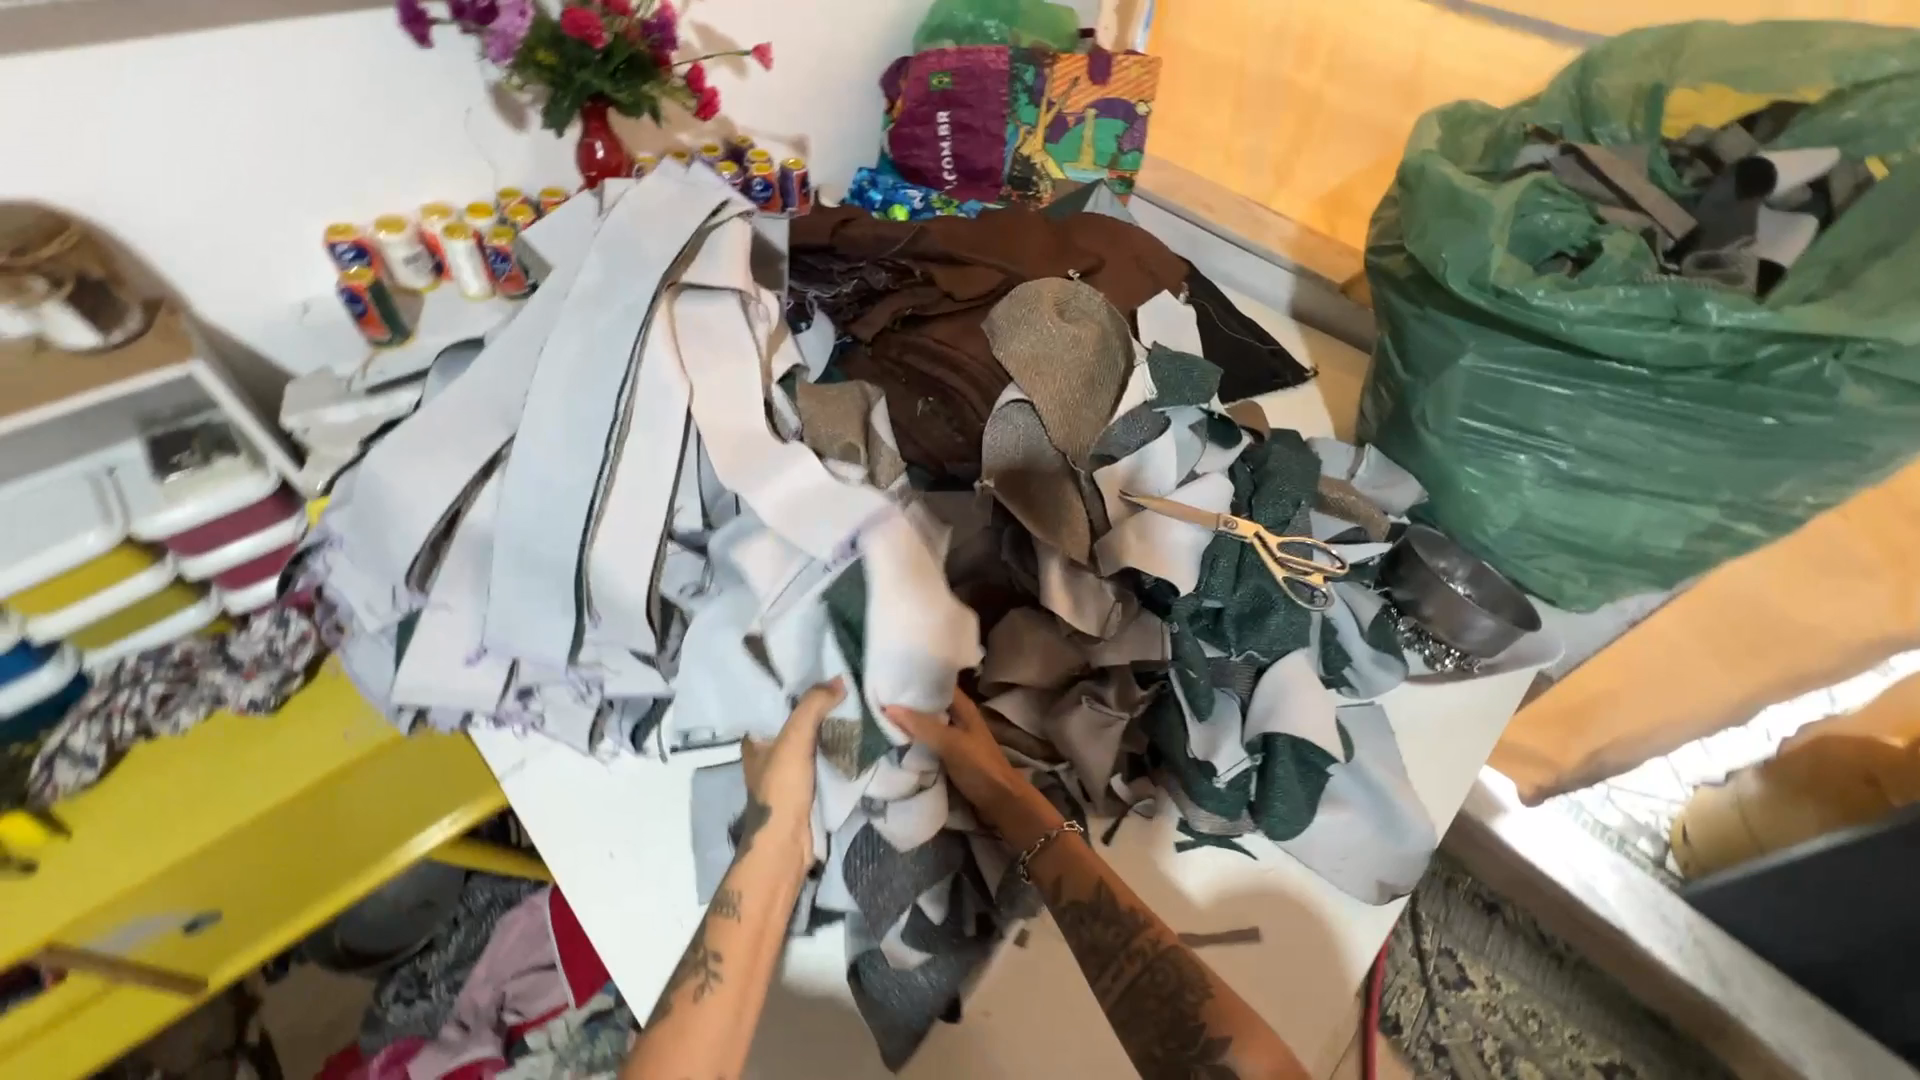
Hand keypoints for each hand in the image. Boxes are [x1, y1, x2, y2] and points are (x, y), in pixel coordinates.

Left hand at [740, 678, 843, 846]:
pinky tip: (858, 735)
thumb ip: (813, 706)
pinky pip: (824, 758)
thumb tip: (840, 679)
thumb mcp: (794, 739)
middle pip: (798, 720)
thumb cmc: (781, 788)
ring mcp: (789, 771)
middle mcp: (769, 752)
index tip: (825, 669)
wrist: (787, 843)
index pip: (776, 702)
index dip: (798, 686)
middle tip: (849, 684)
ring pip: (813, 740)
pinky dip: (838, 748)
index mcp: (755, 738)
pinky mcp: (807, 786)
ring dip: (832, 727)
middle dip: (820, 706)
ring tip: (858, 704)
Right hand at [885, 689, 1055, 843]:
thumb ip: (922, 726)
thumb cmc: (980, 766)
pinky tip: (892, 741)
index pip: (936, 683)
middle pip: (928, 705)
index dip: (915, 678)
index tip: (888, 675)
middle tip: (876, 697)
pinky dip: (911, 742)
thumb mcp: (950, 743)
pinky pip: (925, 743)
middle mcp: (956, 717)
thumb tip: (888, 707)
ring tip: (877, 716)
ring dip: (907, 724)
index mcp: (962, 706)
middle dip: (906, 703)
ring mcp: (952, 737)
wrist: (1000, 802)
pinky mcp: (946, 756)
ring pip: (925, 725)